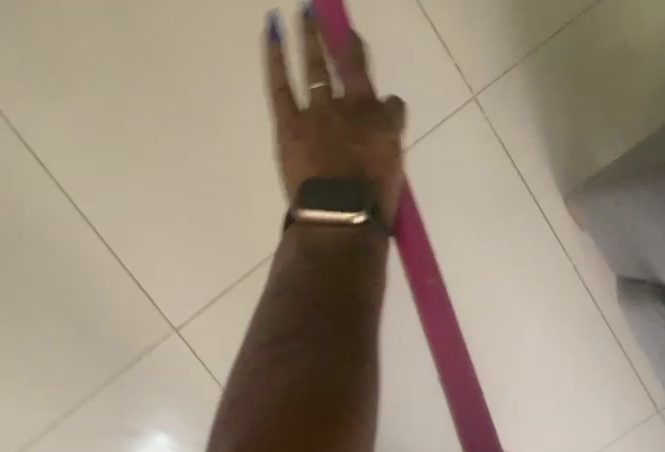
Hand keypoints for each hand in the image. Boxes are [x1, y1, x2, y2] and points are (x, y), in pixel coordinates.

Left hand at [265, 6, 407, 224]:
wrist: (340, 218)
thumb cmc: (370, 206)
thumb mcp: (393, 175)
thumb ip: (388, 144)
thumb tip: (386, 124)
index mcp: (381, 123)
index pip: (385, 96)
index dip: (375, 79)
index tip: (362, 54)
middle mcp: (351, 108)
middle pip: (348, 68)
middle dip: (340, 43)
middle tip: (330, 21)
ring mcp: (318, 112)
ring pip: (315, 67)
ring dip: (310, 37)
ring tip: (303, 13)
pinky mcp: (290, 124)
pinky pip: (280, 84)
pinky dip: (275, 55)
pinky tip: (272, 30)